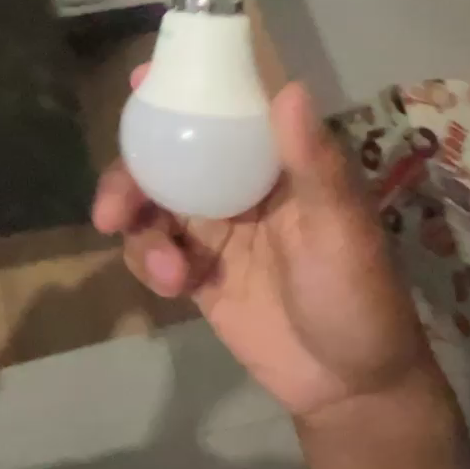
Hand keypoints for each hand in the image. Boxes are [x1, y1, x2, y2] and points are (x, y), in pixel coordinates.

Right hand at [93, 67, 442, 425]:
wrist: (349, 388)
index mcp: (268, 163)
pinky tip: (173, 286)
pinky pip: (151, 250)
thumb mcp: (341, 228)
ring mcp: (208, 228)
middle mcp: (232, 185)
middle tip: (112, 205)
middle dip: (130, 174)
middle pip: (164, 158)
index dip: (177, 92)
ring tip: (162, 268)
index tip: (139, 80)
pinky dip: (150, 262)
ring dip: (137, 227)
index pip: (218, 112)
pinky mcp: (192, 269)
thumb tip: (291, 88)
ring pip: (149, 205)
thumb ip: (312, 163)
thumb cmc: (357, 295)